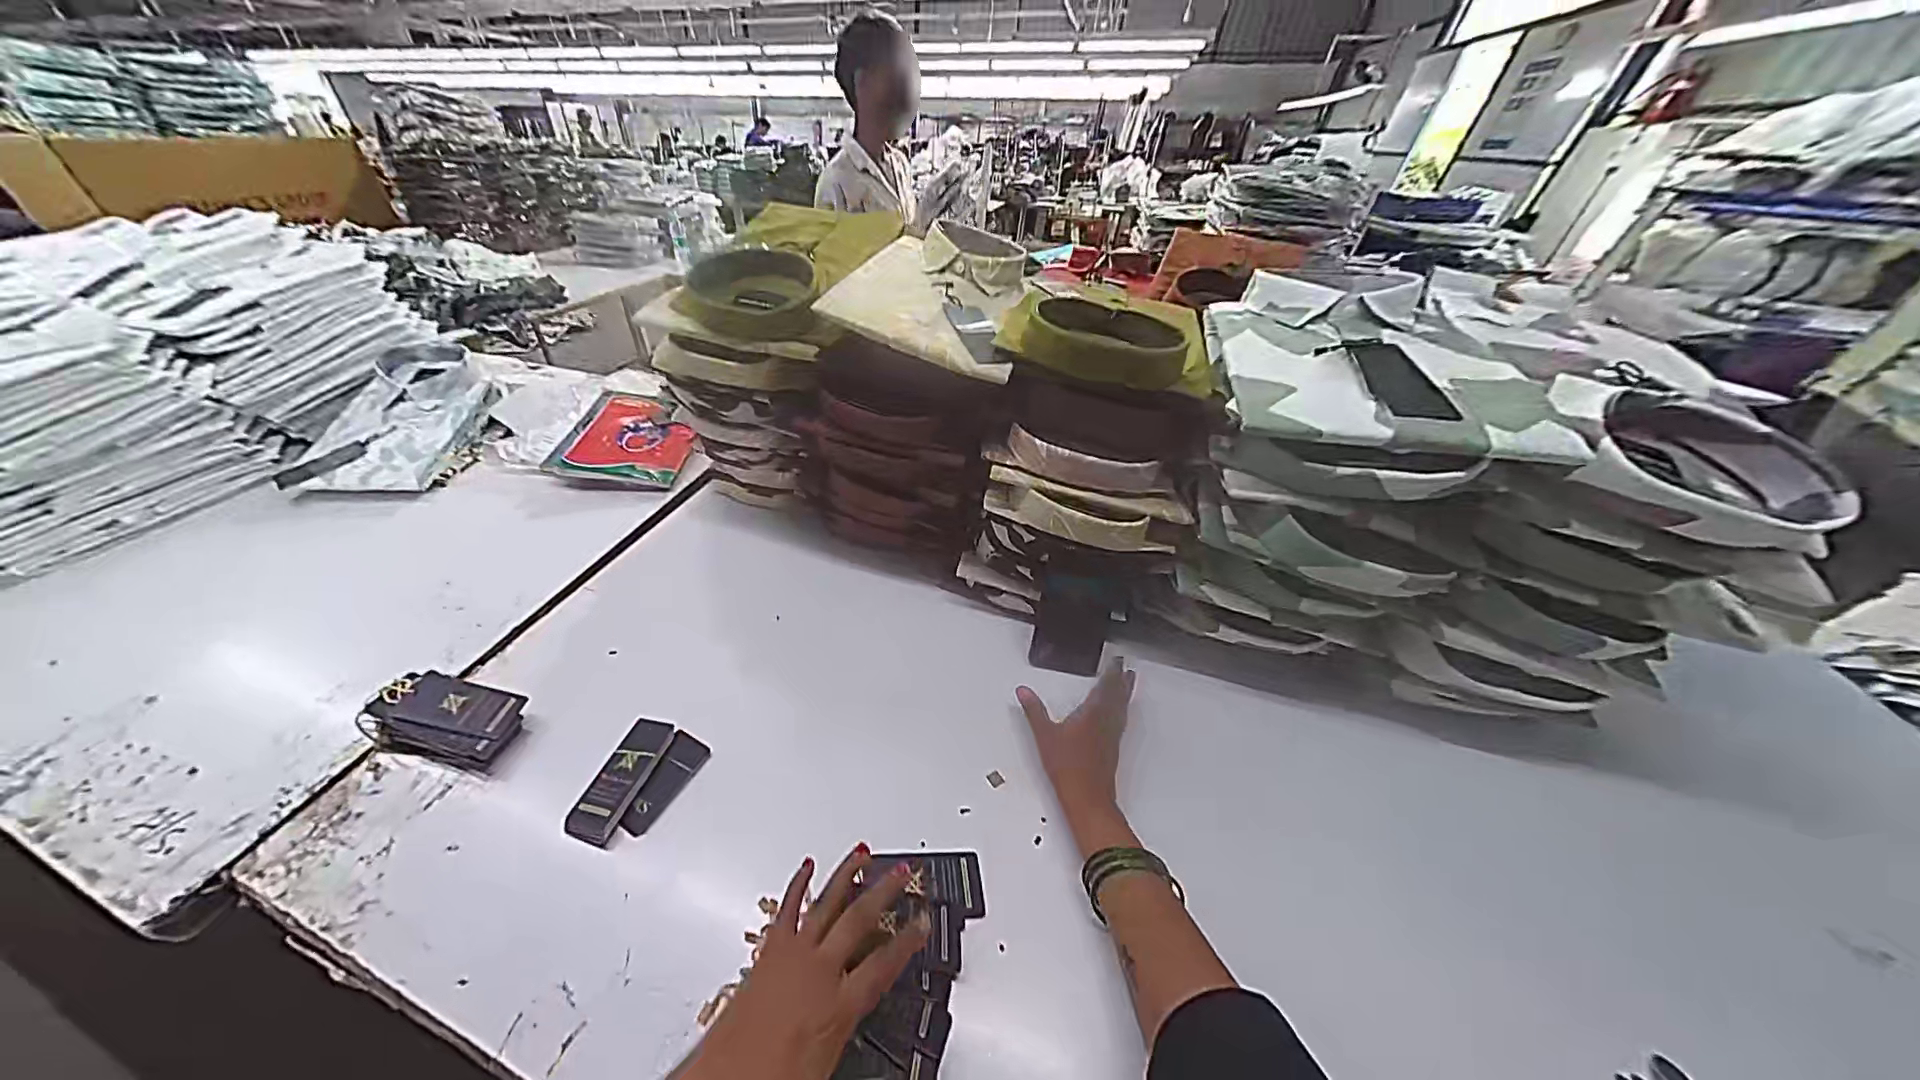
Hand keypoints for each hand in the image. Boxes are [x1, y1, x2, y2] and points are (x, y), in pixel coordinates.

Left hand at [680, 845, 929, 1079]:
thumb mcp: (827, 1062)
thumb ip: (847, 1025)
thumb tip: (859, 1016)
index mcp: (838, 1005)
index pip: (884, 964)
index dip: (907, 942)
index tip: (922, 922)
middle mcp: (818, 972)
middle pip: (859, 920)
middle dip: (885, 892)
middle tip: (903, 871)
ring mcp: (791, 956)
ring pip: (826, 904)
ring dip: (847, 876)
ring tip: (863, 854)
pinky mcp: (767, 953)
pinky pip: (787, 910)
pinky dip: (798, 885)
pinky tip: (807, 867)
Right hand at [1016, 656, 1135, 823]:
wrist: (1088, 796)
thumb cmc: (1067, 767)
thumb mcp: (1044, 735)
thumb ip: (1034, 710)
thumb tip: (1024, 691)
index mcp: (1092, 714)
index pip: (1105, 687)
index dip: (1111, 672)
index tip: (1117, 661)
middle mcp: (1106, 722)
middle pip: (1117, 696)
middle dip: (1121, 681)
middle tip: (1127, 669)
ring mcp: (1111, 736)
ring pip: (1121, 709)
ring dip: (1125, 694)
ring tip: (1128, 685)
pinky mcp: (1112, 748)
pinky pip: (1120, 721)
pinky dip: (1121, 710)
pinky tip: (1118, 714)